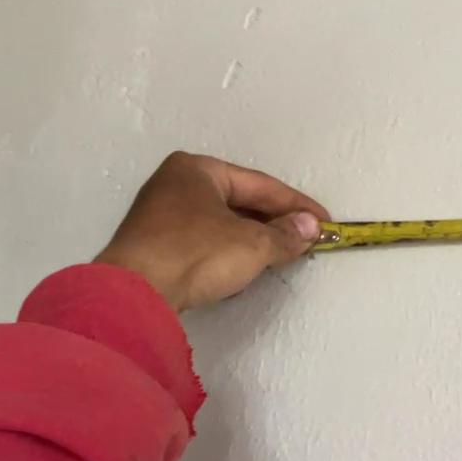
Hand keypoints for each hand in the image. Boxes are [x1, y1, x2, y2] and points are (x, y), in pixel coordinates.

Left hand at [94, 152, 331, 311]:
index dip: (296, 205)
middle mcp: (175, 184)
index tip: (323, 222)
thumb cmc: (194, 254)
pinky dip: (228, 252)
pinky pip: (203, 243)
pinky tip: (242, 267)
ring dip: (252, 238)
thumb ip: (284, 235)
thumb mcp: (252, 244)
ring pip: (220, 223)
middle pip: (238, 201)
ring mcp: (161, 217)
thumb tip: (309, 228)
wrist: (138, 291)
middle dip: (273, 221)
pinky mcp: (155, 248)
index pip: (259, 184)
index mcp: (197, 169)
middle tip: (304, 239)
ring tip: (279, 254)